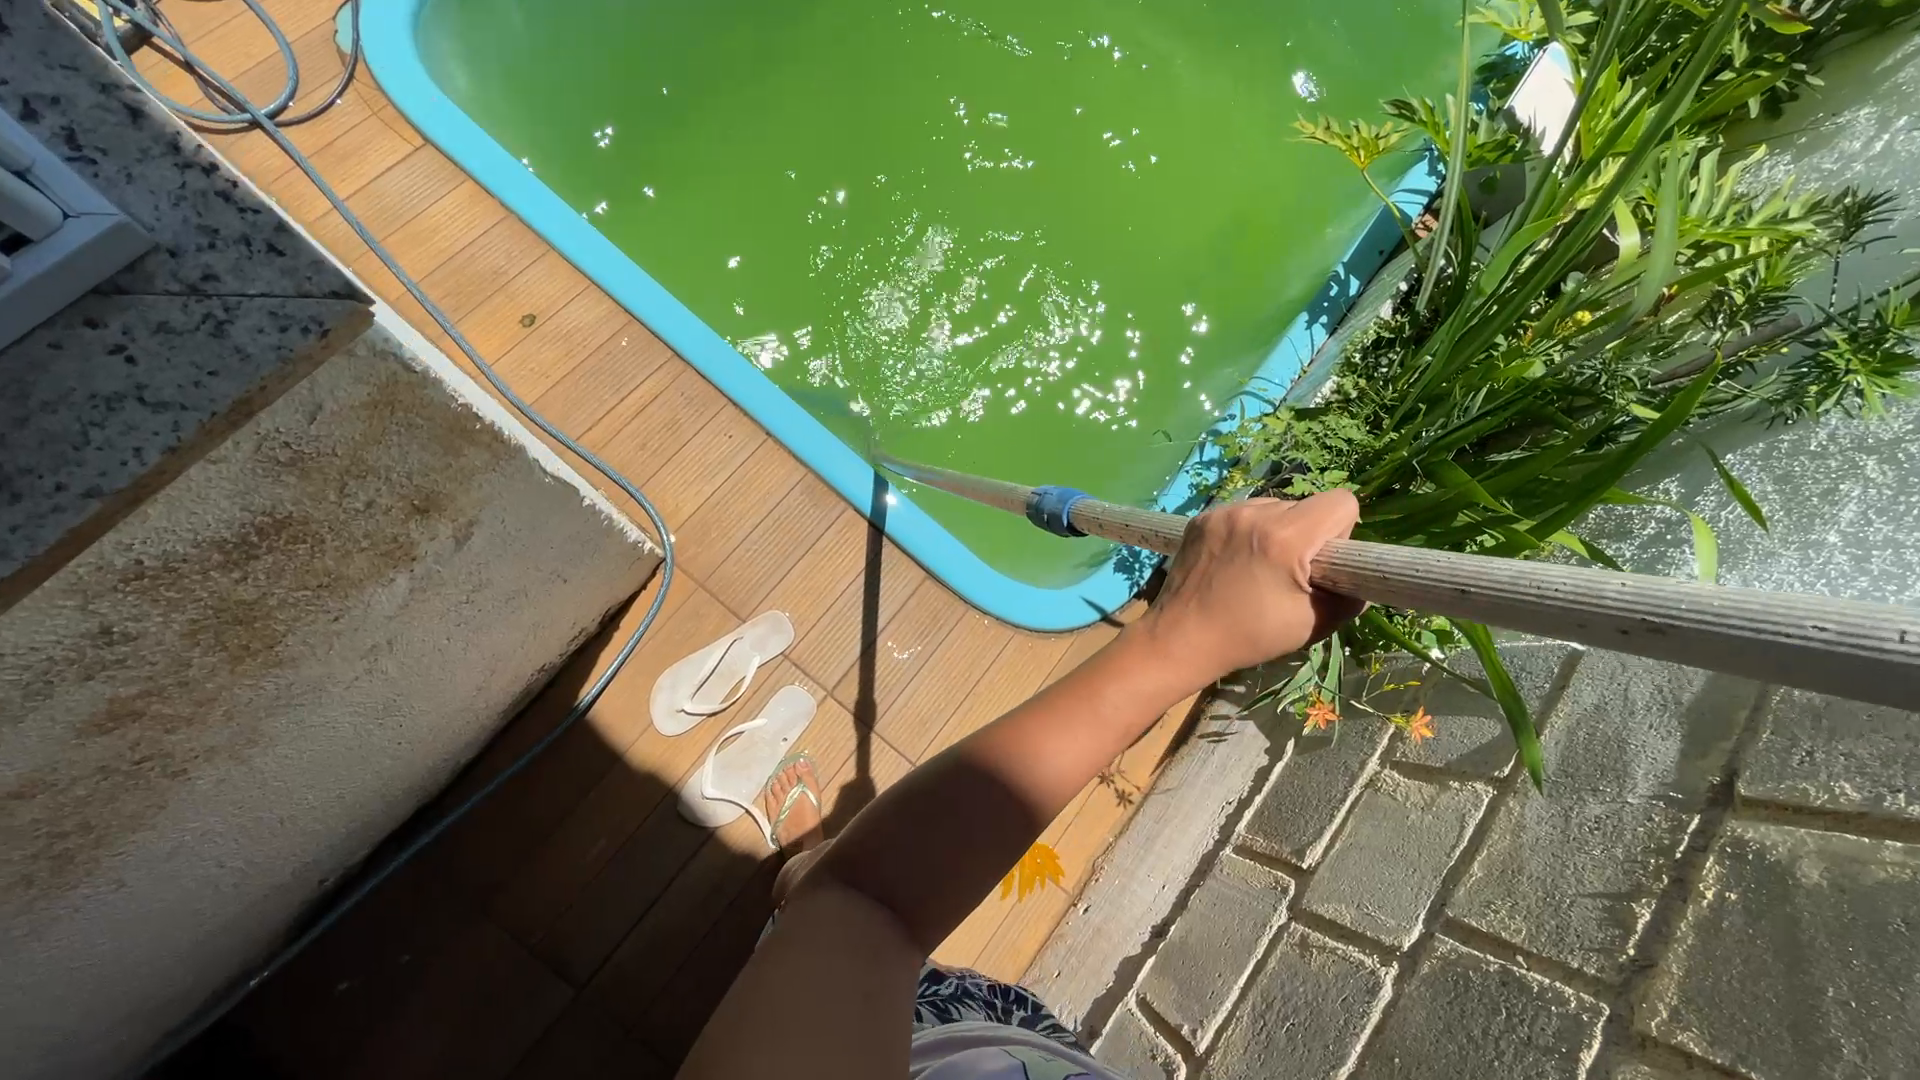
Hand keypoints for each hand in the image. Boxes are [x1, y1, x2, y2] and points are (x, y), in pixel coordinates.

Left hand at [1133, 491, 1364, 686]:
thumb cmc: (1247, 635)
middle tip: (1289, 573)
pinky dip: (1247, 532)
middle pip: (1304, 505)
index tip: (1324, 563)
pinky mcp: (1200, 518)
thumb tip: (1361, 585)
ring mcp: (1222, 513)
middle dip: (1307, 534)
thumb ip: (1348, 599)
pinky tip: (1234, 562)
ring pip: (1271, 507)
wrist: (1180, 638)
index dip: (1342, 532)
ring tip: (1259, 568)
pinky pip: (1241, 513)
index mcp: (1284, 537)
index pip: (1340, 503)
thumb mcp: (1311, 624)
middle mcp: (1252, 513)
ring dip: (1276, 530)